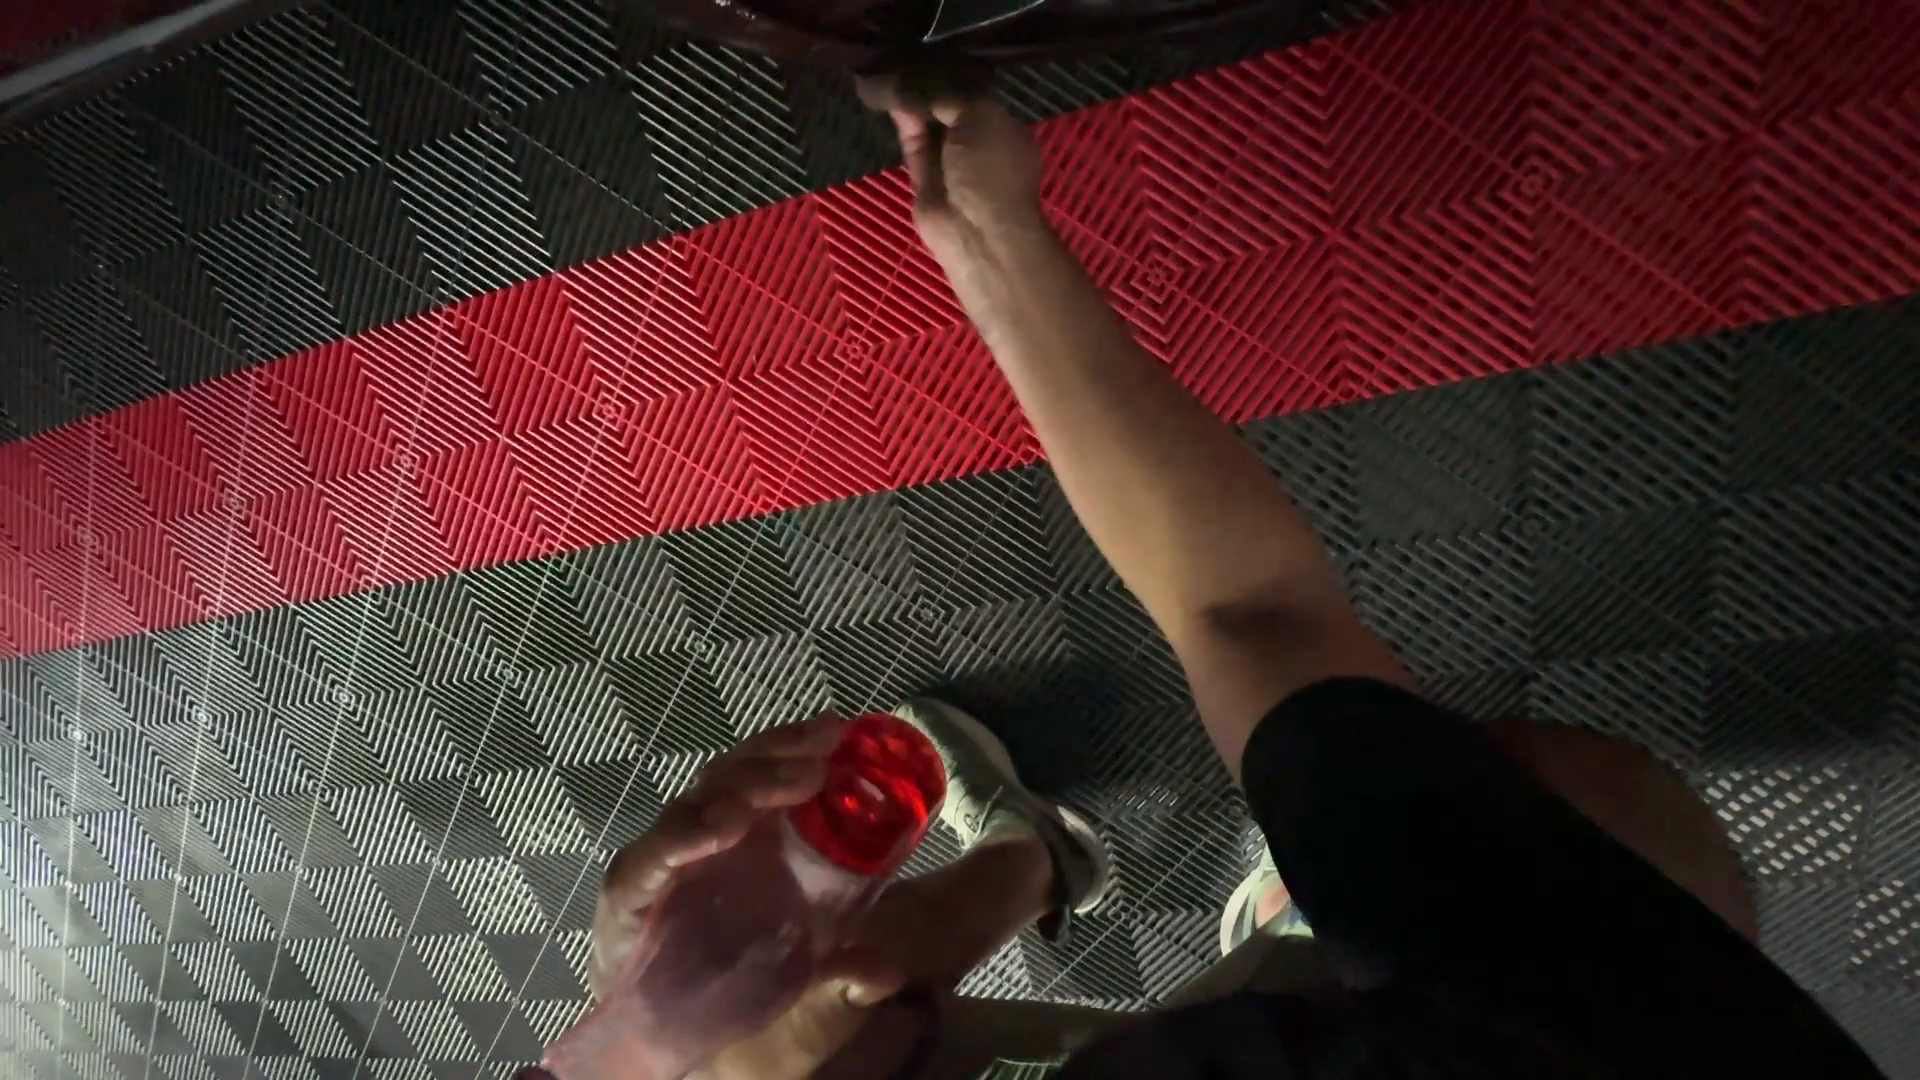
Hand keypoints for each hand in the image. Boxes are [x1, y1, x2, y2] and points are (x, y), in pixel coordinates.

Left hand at [593, 713, 905, 1079]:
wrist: (695, 991)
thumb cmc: (711, 1003)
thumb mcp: (763, 1013)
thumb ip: (821, 991)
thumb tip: (883, 973)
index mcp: (643, 907)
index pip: (647, 863)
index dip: (683, 838)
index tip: (735, 825)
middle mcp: (665, 854)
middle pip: (697, 802)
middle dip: (750, 782)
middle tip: (812, 772)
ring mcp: (700, 828)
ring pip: (724, 776)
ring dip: (774, 752)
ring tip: (829, 736)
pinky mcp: (733, 812)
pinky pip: (750, 774)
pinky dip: (785, 750)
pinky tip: (827, 735)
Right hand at [861, 80, 1046, 268]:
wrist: (975, 229)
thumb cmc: (992, 169)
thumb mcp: (981, 115)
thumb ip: (953, 97)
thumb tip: (925, 91)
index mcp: (1005, 132)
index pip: (977, 99)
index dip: (955, 79)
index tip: (932, 56)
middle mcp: (980, 149)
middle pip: (950, 113)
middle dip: (930, 92)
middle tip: (906, 63)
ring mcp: (952, 168)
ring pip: (929, 129)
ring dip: (913, 106)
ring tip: (893, 75)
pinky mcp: (926, 183)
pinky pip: (914, 147)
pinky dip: (905, 126)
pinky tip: (893, 100)